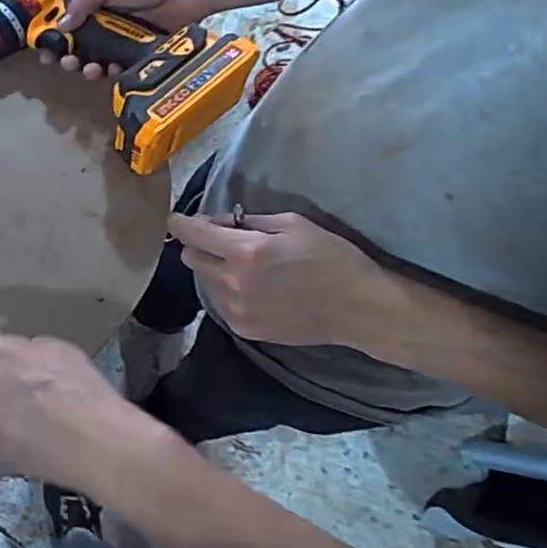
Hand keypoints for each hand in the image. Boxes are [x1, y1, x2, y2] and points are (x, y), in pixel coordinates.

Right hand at [0, 309, 178, 499]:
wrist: (110, 443)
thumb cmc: (48, 452)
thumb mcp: (3, 448)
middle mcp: (3, 354)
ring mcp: (35, 346)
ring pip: (10, 341)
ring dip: (6, 354)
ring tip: (19, 376)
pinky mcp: (64, 347)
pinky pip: (41, 351)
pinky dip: (38, 364)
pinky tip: (53, 384)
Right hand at [39, 0, 212, 78]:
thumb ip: (83, 3)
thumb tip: (61, 26)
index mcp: (95, 6)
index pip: (68, 25)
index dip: (54, 38)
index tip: (45, 50)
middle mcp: (106, 24)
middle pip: (78, 47)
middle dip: (67, 58)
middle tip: (66, 63)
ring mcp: (123, 40)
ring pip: (97, 60)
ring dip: (87, 68)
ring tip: (88, 70)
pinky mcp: (140, 52)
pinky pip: (120, 67)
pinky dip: (112, 72)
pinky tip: (110, 71)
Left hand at [168, 212, 419, 354]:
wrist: (366, 311)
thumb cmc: (334, 260)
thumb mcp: (294, 224)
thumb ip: (247, 221)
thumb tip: (215, 222)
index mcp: (244, 252)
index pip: (189, 233)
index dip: (181, 223)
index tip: (181, 220)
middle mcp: (231, 281)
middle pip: (189, 257)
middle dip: (199, 246)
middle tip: (222, 243)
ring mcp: (234, 308)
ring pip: (202, 279)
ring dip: (214, 269)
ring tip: (247, 269)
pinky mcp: (242, 327)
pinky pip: (218, 301)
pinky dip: (226, 291)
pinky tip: (255, 289)